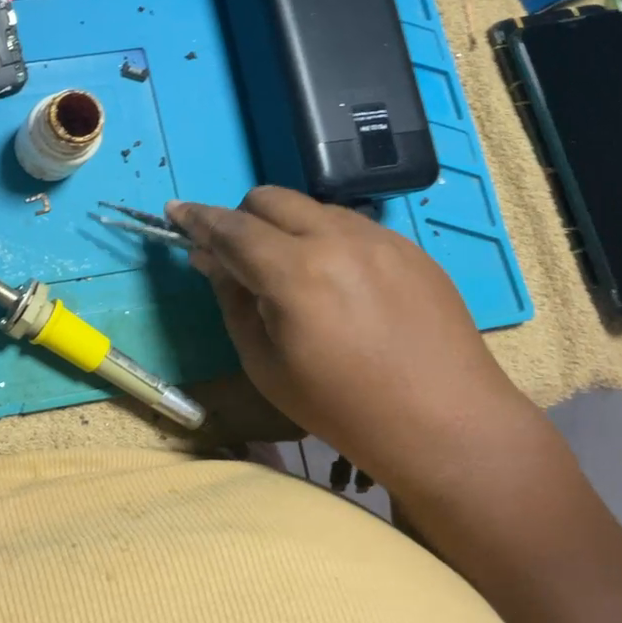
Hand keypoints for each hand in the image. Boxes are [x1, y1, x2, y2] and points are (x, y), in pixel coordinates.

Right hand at [168, 187, 526, 476]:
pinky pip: (350, 224)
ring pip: (311, 207)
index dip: (197, 218)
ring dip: (284, 226)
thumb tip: (211, 260)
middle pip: (269, 198)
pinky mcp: (409, 249)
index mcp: (295, 272)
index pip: (231, 227)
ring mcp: (379, 239)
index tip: (174, 211)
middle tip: (236, 257)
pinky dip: (324, 238)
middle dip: (241, 218)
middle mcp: (337, 239)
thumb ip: (233, 300)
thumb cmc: (342, 407)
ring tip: (290, 273)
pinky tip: (336, 284)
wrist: (447, 424)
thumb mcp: (265, 363)